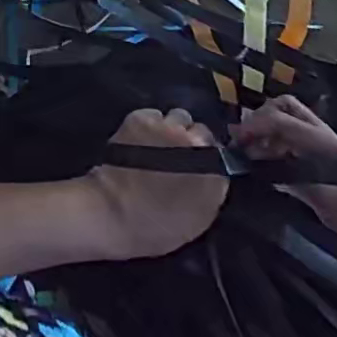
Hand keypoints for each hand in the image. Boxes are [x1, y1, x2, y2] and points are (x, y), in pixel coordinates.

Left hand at [82, 108, 228, 258]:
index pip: (220, 150)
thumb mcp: (202, 211)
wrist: (117, 211)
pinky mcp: (140, 118)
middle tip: (178, 151)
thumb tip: (212, 166)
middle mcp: (194, 142)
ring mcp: (166, 127)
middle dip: (191, 138)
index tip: (199, 161)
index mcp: (214, 169)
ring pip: (177, 116)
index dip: (208, 155)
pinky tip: (141, 136)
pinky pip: (152, 114)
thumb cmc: (162, 223)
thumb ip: (212, 183)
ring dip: (171, 127)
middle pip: (199, 130)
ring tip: (159, 141)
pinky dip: (150, 122)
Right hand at [232, 95, 336, 218]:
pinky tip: (267, 168)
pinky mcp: (329, 166)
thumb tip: (255, 163)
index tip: (233, 142)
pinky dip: (276, 147)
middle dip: (260, 119)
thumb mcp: (326, 202)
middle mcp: (328, 139)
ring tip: (251, 157)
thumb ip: (289, 177)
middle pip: (286, 108)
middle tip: (244, 143)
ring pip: (289, 124)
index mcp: (328, 143)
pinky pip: (294, 144)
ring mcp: (329, 150)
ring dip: (266, 133)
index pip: (280, 118)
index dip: (253, 126)